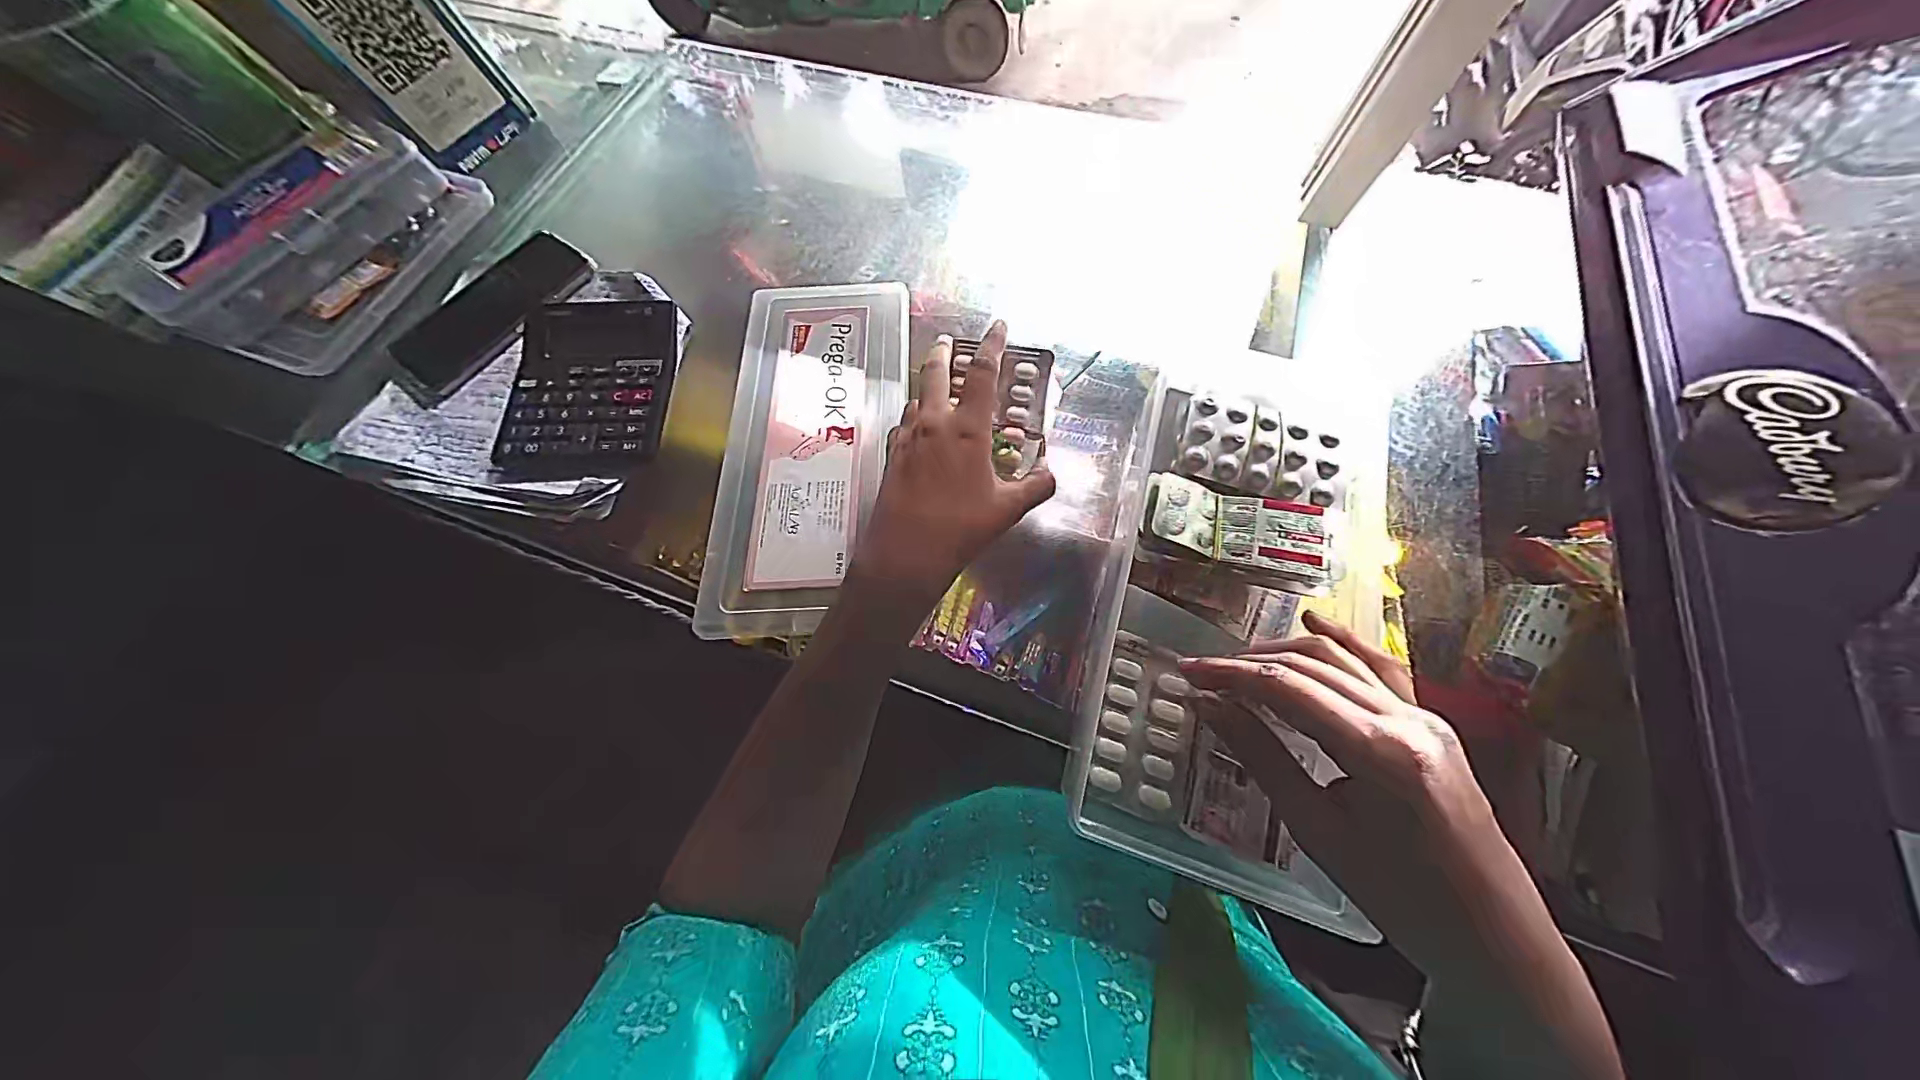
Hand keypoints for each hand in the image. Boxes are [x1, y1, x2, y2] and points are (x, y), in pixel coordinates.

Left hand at [851, 321, 1055, 608]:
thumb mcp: (1007, 509)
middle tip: (950, 342)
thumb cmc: (960, 529)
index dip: (993, 345)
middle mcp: (934, 424)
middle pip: (937, 372)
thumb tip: (1049, 473)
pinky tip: (921, 427)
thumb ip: (1035, 486)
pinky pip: (905, 423)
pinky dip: (916, 415)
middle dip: (945, 352)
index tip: (998, 326)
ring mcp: (908, 438)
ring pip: (918, 397)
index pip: (983, 375)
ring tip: (938, 386)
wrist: (906, 552)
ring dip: (929, 386)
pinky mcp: (892, 454)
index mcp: (967, 430)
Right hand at [1179, 612, 1542, 988]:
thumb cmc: (1401, 900)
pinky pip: (1379, 670)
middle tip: (1201, 674)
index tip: (1188, 673)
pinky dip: (1342, 644)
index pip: (1287, 689)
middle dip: (1248, 665)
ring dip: (1284, 654)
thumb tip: (1208, 707)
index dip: (1229, 675)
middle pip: (1311, 668)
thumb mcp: (1318, 831)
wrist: (1494, 938)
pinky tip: (1313, 622)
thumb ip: (1262, 757)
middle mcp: (1407, 719)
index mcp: (1381, 751)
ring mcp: (1425, 717)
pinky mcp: (1431, 723)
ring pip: (1342, 661)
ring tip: (1237, 664)